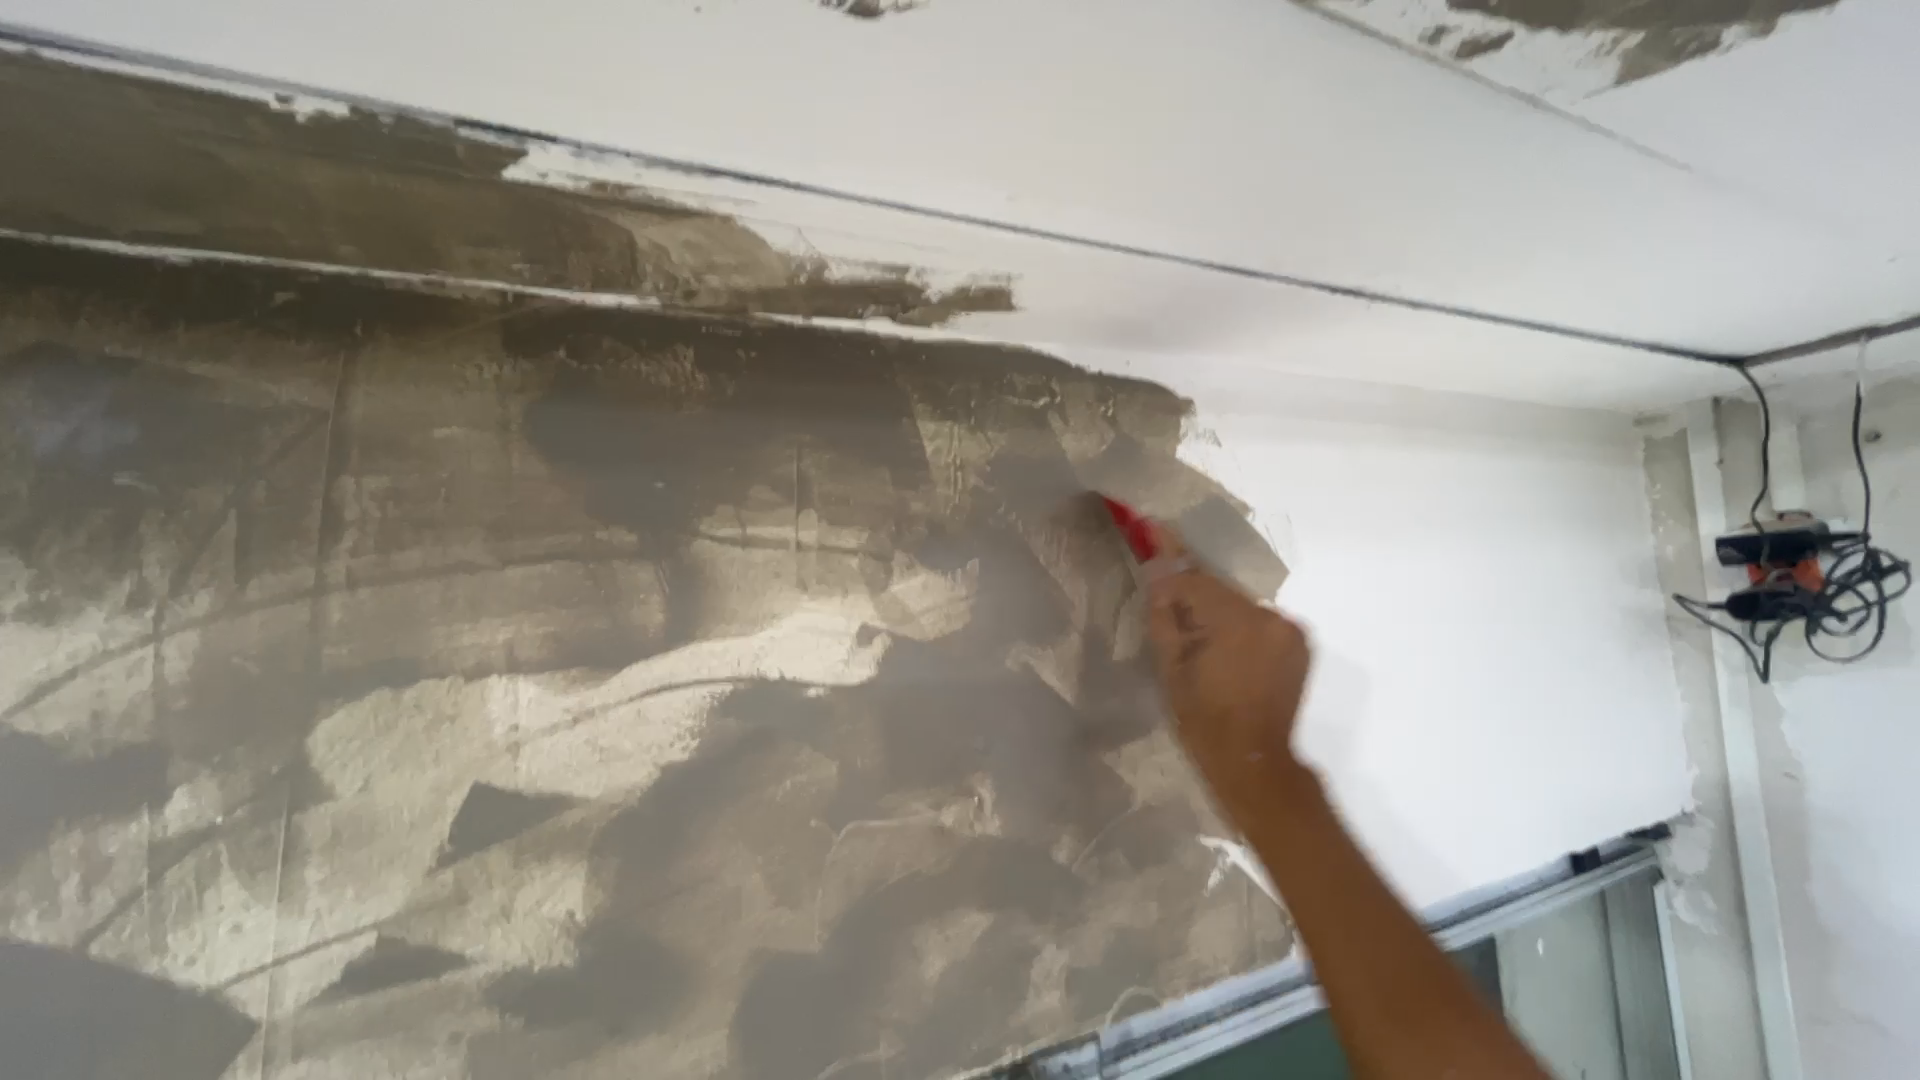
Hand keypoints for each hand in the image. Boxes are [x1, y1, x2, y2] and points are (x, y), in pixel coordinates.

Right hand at [1144, 523, 1311, 803]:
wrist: (1254, 763)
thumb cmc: (1202, 720)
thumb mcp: (1171, 668)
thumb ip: (1165, 612)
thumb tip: (1158, 568)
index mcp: (1235, 622)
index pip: (1196, 578)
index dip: (1171, 555)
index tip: (1153, 526)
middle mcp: (1270, 617)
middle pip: (1220, 591)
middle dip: (1194, 595)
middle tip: (1170, 604)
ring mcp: (1291, 631)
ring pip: (1240, 606)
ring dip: (1219, 613)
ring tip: (1202, 642)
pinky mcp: (1301, 644)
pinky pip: (1260, 622)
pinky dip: (1241, 627)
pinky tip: (1228, 653)